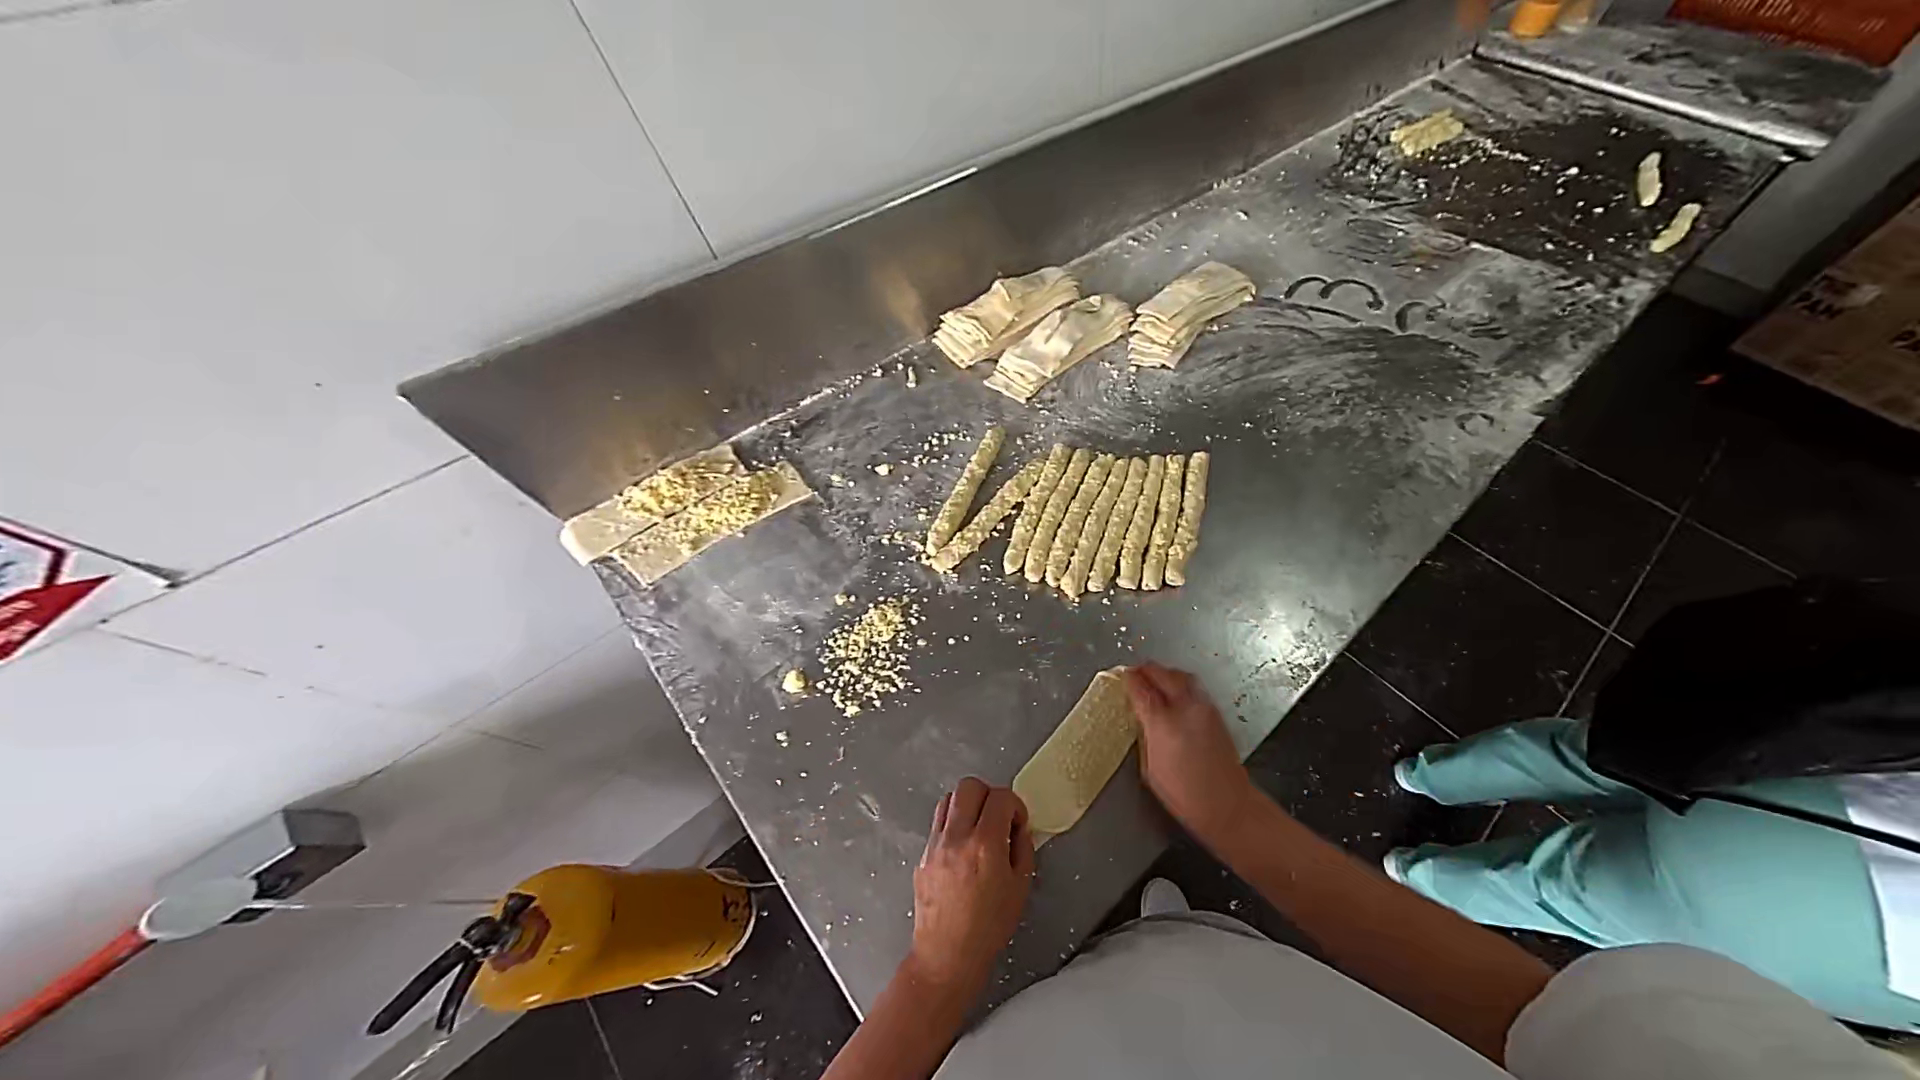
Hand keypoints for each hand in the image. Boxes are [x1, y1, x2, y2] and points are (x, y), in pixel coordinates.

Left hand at [909, 777, 1034, 991]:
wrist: (947, 954)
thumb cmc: (989, 927)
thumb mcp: (1021, 887)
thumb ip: (1023, 848)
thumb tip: (1018, 827)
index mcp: (985, 845)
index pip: (1000, 797)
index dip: (1015, 805)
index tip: (1017, 822)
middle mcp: (957, 837)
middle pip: (970, 785)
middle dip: (989, 795)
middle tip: (998, 817)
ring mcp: (935, 843)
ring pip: (949, 797)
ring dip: (968, 804)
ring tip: (978, 827)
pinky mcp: (923, 852)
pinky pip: (938, 820)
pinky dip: (953, 821)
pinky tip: (963, 844)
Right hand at [1125, 662, 1257, 841]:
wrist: (1229, 805)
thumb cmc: (1185, 794)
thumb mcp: (1149, 767)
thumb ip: (1144, 734)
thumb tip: (1139, 717)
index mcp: (1163, 722)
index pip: (1140, 687)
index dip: (1128, 679)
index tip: (1121, 677)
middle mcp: (1186, 708)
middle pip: (1163, 673)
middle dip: (1145, 670)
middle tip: (1134, 674)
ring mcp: (1205, 708)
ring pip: (1182, 675)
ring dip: (1165, 673)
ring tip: (1153, 679)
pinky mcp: (1217, 713)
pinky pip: (1195, 686)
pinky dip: (1180, 682)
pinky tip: (1174, 693)